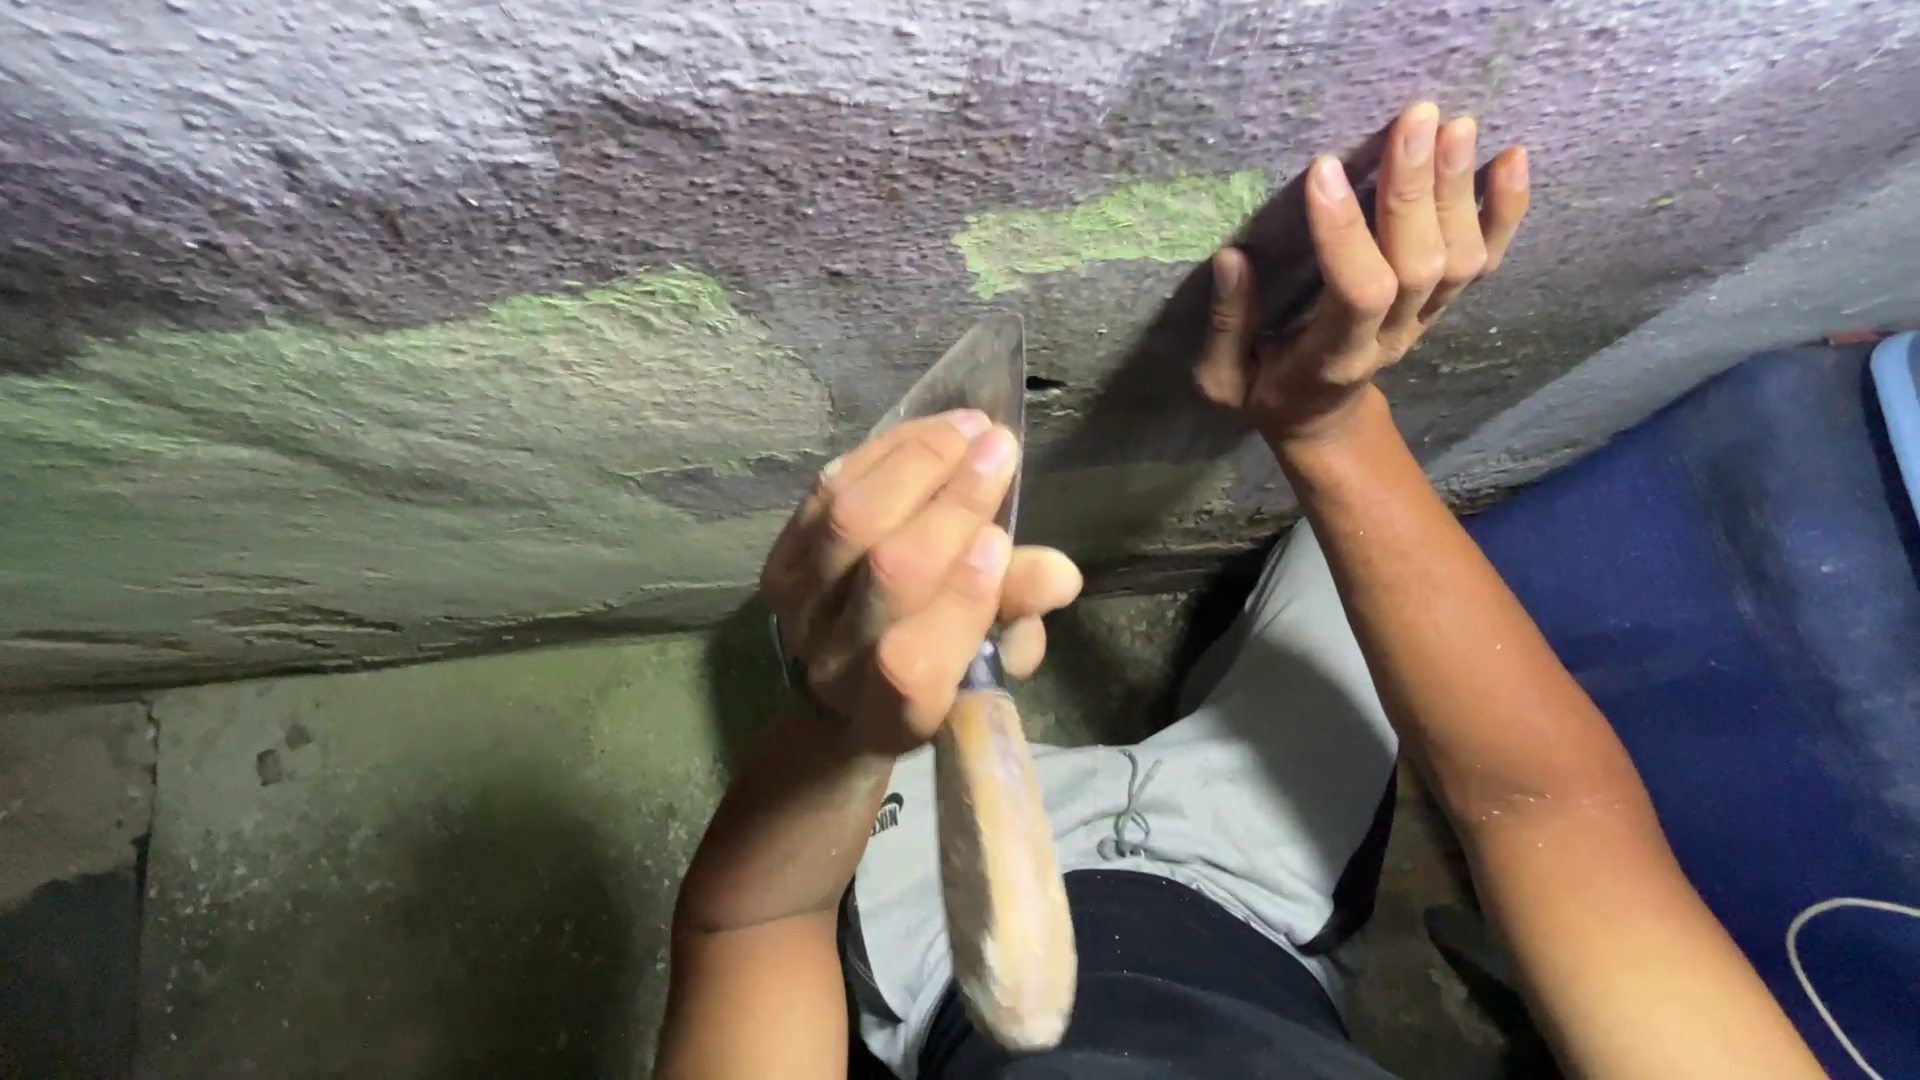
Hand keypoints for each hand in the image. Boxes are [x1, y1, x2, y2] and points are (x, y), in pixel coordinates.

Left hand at [760, 411, 1082, 754]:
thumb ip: (1015, 615)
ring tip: (965, 427)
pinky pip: (825, 493)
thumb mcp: (980, 663)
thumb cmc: (926, 672)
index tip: (1001, 538)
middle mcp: (834, 660)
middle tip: (998, 449)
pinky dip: (879, 455)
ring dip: (914, 462)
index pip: (915, 660)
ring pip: (848, 521)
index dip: (961, 596)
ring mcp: (796, 606)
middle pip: (886, 573)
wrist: (831, 692)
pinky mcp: (778, 560)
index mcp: (891, 711)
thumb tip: (1061, 574)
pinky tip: (923, 431)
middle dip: (951, 504)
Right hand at [1196, 102, 1529, 443]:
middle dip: (1415, 191)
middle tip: (1413, 121)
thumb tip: (1232, 259)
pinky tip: (1512, 157)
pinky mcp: (1439, 305)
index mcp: (1334, 358)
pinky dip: (1506, 210)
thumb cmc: (1265, 396)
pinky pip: (1486, 260)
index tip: (1323, 171)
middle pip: (1420, 264)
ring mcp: (1422, 321)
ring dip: (1459, 190)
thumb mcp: (1225, 380)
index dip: (1345, 233)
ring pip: (1460, 257)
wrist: (1323, 421)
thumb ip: (1227, 327)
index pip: (1358, 292)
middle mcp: (1390, 338)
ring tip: (1452, 126)